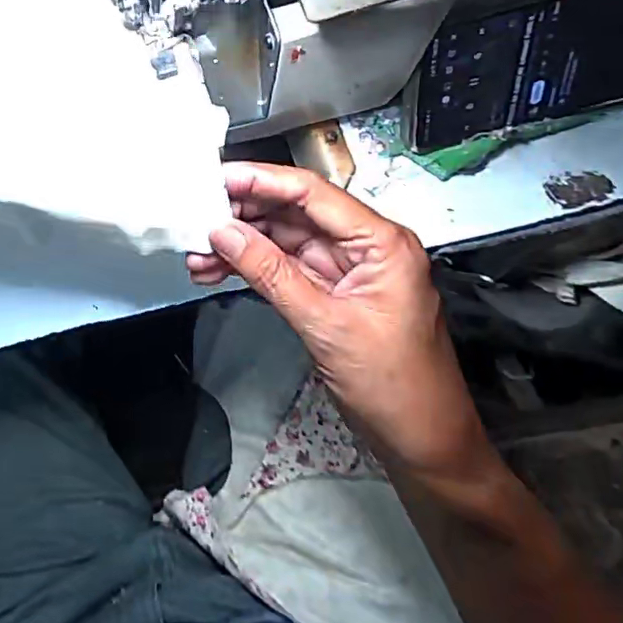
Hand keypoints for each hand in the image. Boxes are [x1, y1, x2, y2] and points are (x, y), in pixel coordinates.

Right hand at [186, 163, 499, 482]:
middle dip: (243, 216)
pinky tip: (218, 271)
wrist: (423, 443)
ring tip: (200, 253)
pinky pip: (281, 267)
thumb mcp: (326, 326)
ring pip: (281, 241)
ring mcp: (344, 269)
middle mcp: (363, 247)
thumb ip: (271, 273)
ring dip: (239, 246)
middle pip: (292, 213)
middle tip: (199, 217)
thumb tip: (226, 234)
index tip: (221, 179)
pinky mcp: (328, 291)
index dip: (263, 181)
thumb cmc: (400, 388)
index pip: (313, 194)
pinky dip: (250, 269)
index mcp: (382, 243)